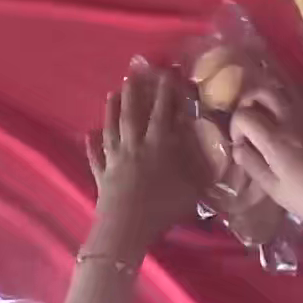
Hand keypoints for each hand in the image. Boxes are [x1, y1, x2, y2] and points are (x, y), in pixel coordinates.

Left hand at [85, 63, 202, 259]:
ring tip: (111, 93)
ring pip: (111, 128)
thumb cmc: (162, 208)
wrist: (126, 229)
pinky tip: (88, 134)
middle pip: (132, 114)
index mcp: (158, 146)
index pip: (162, 113)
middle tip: (133, 73)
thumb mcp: (192, 188)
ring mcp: (114, 159)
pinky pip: (95, 156)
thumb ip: (201, 167)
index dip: (165, 93)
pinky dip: (91, 145)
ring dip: (111, 110)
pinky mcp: (101, 176)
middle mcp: (134, 146)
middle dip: (134, 92)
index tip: (166, 74)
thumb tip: (214, 152)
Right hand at [229, 86, 302, 239]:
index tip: (240, 143)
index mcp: (276, 140)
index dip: (236, 126)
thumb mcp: (275, 190)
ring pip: (285, 84)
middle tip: (249, 118)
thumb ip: (253, 165)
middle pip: (263, 90)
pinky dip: (291, 93)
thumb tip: (238, 148)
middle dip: (249, 100)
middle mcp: (291, 119)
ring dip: (270, 90)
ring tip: (266, 106)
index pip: (244, 115)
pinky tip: (289, 109)